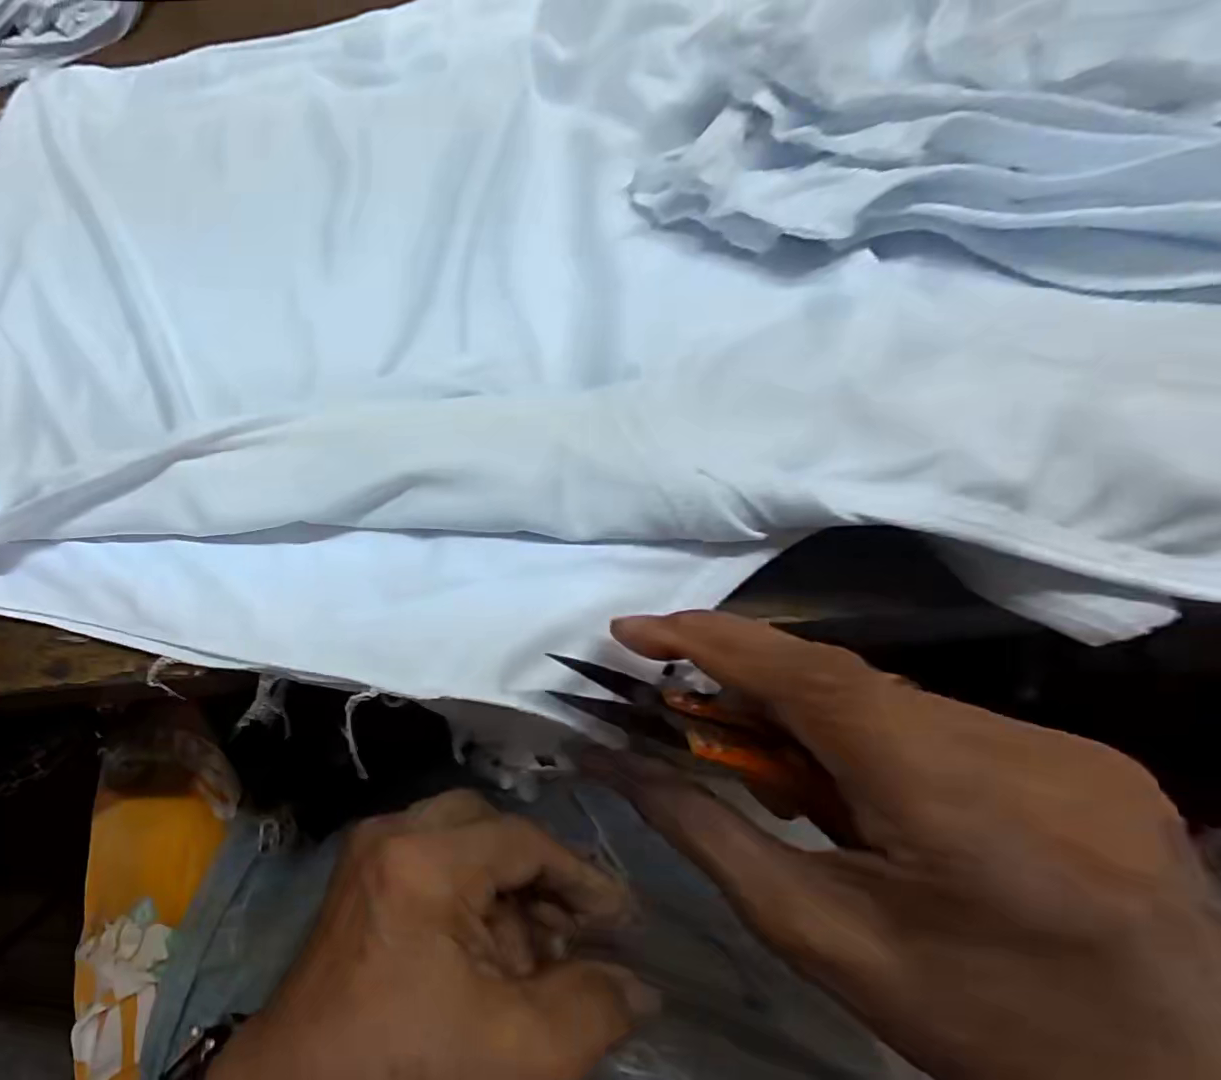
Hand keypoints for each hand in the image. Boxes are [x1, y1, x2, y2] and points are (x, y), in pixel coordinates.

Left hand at [209, 790, 656, 1079]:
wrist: (310, 1079)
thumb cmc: (415, 1061)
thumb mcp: (523, 1046)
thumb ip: (594, 1005)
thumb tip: (637, 983)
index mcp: (423, 859)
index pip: (520, 838)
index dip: (579, 875)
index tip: (621, 918)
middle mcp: (389, 833)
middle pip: (484, 822)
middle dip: (534, 870)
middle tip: (572, 929)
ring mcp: (367, 849)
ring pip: (454, 834)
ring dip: (500, 880)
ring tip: (532, 951)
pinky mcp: (358, 873)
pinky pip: (424, 853)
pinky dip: (464, 886)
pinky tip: (486, 948)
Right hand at [588, 611, 1220, 1079]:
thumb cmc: (977, 1027)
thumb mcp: (812, 934)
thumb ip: (700, 829)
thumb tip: (605, 758)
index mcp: (968, 813)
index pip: (816, 683)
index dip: (712, 641)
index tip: (630, 631)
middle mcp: (1033, 759)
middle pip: (841, 680)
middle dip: (740, 679)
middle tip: (668, 698)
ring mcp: (1072, 753)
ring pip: (879, 693)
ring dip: (796, 708)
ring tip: (763, 764)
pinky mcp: (1086, 759)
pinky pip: (925, 714)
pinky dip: (855, 728)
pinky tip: (849, 783)